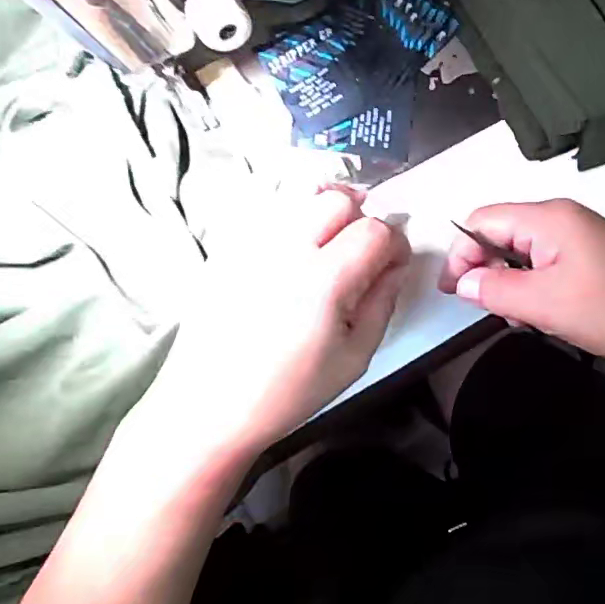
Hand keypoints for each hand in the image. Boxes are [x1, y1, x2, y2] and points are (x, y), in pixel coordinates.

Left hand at [139, 185, 408, 460]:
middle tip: (363, 253)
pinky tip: (294, 261)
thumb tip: (394, 268)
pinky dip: (293, 225)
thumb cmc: (286, 391)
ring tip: (330, 250)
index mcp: (323, 281)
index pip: (375, 230)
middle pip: (337, 199)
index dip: (395, 244)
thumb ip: (382, 303)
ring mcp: (251, 246)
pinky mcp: (228, 251)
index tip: (394, 265)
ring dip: (326, 215)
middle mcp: (285, 250)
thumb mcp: (354, 357)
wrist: (209, 405)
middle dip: (361, 219)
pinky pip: (270, 216)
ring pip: (300, 198)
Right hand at [438, 199, 604, 362]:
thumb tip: (463, 281)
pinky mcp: (591, 256)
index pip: (482, 220)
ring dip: (512, 285)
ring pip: (522, 253)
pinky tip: (547, 315)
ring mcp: (579, 237)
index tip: (457, 293)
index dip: (461, 253)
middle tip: (495, 311)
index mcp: (548, 218)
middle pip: (501, 234)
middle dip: (487, 271)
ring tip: (526, 318)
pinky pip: (546, 265)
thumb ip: (496, 289)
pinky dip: (535, 288)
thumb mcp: (546, 304)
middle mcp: (561, 218)